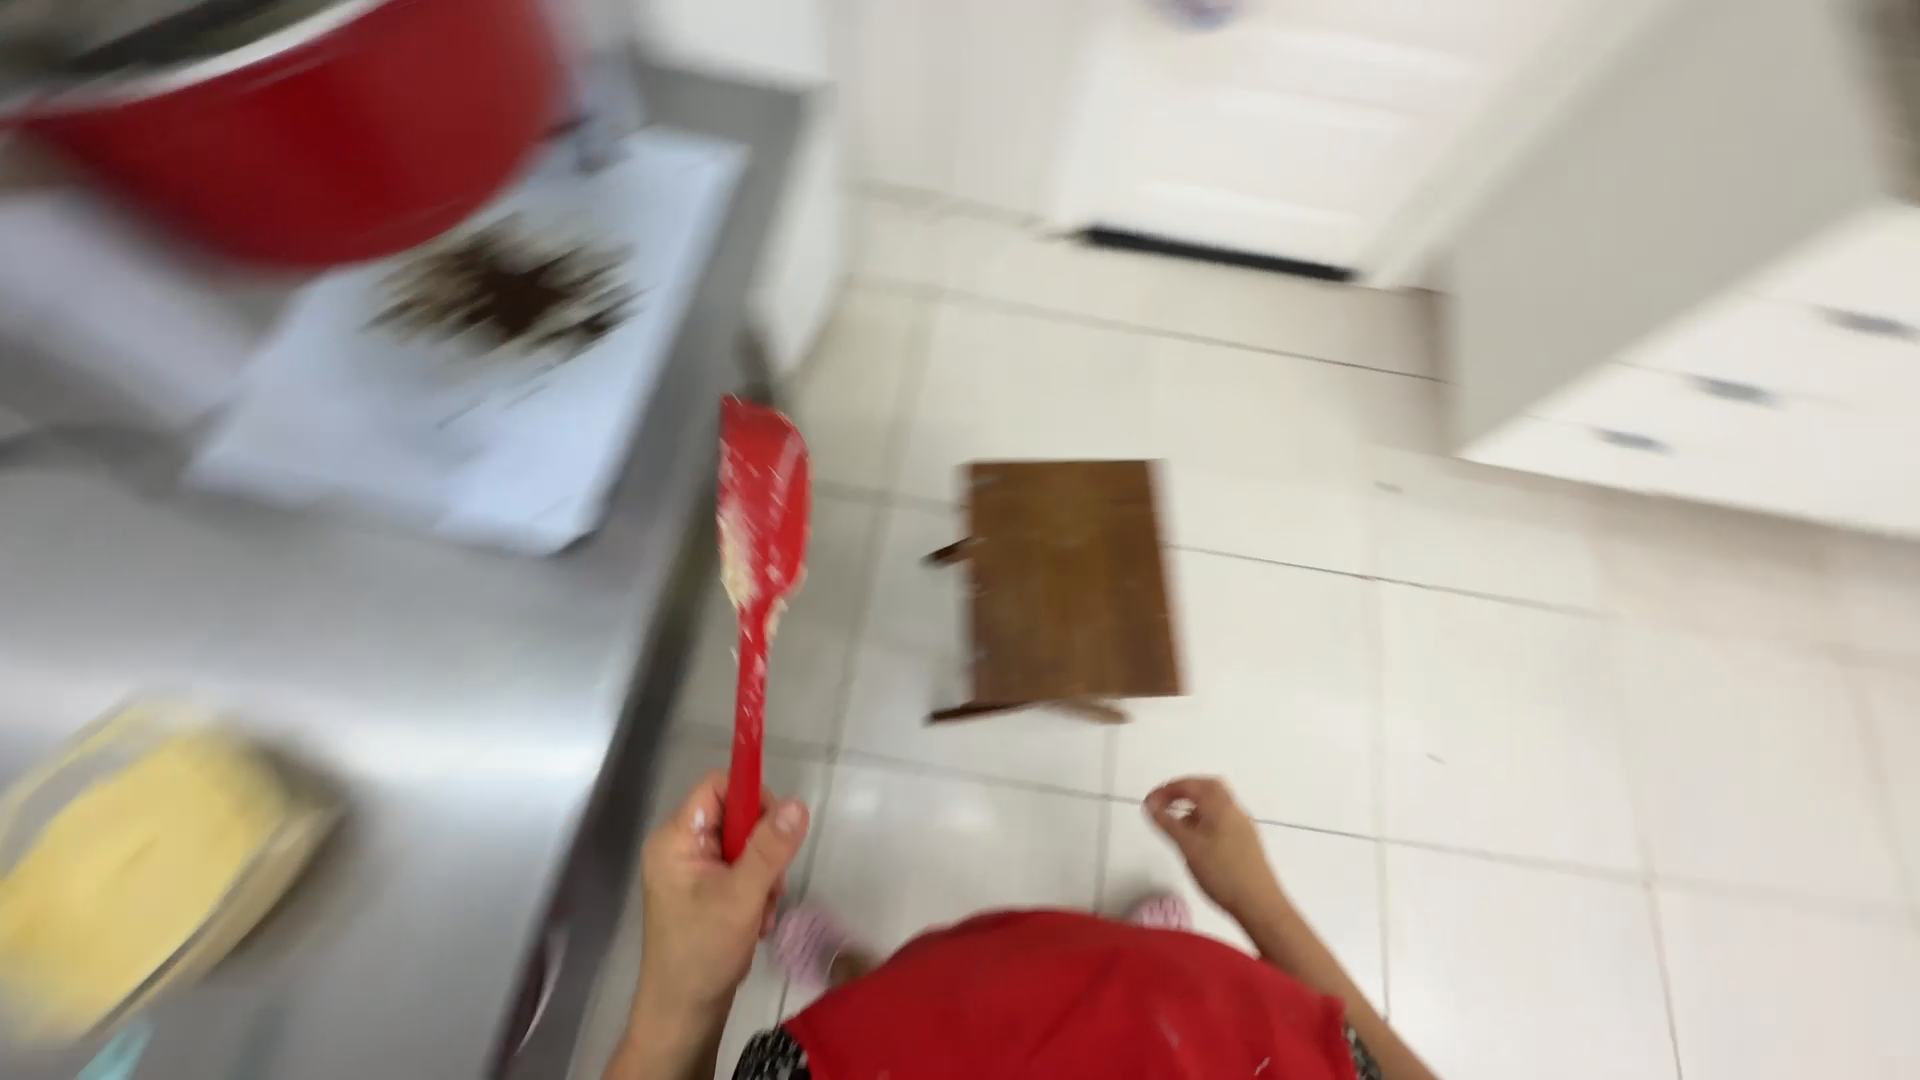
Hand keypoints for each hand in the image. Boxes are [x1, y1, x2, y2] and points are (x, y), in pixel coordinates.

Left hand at [635, 770, 809, 1023]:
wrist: (683, 1015)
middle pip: (737, 814)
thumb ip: (770, 848)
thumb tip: (798, 804)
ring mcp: (693, 869)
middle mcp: (682, 846)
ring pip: (746, 844)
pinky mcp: (706, 889)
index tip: (775, 826)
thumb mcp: (742, 896)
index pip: (718, 785)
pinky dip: (757, 890)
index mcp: (677, 838)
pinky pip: (742, 868)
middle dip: (763, 846)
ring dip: (764, 874)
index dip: (751, 796)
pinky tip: (756, 919)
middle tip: (771, 881)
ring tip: (761, 909)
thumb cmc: (703, 951)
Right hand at [1145, 777, 1284, 921]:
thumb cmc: (1221, 872)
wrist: (1260, 905)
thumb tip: (1149, 805)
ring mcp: (1243, 826)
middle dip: (1184, 790)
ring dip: (1195, 805)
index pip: (1190, 785)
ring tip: (1177, 823)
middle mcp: (1234, 810)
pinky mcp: (1247, 842)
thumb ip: (1167, 823)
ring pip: (1217, 804)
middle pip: (1208, 787)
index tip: (1148, 803)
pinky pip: (1223, 819)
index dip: (1166, 789)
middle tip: (1165, 802)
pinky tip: (1197, 840)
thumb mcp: (1188, 846)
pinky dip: (1205, 819)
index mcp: (1219, 806)